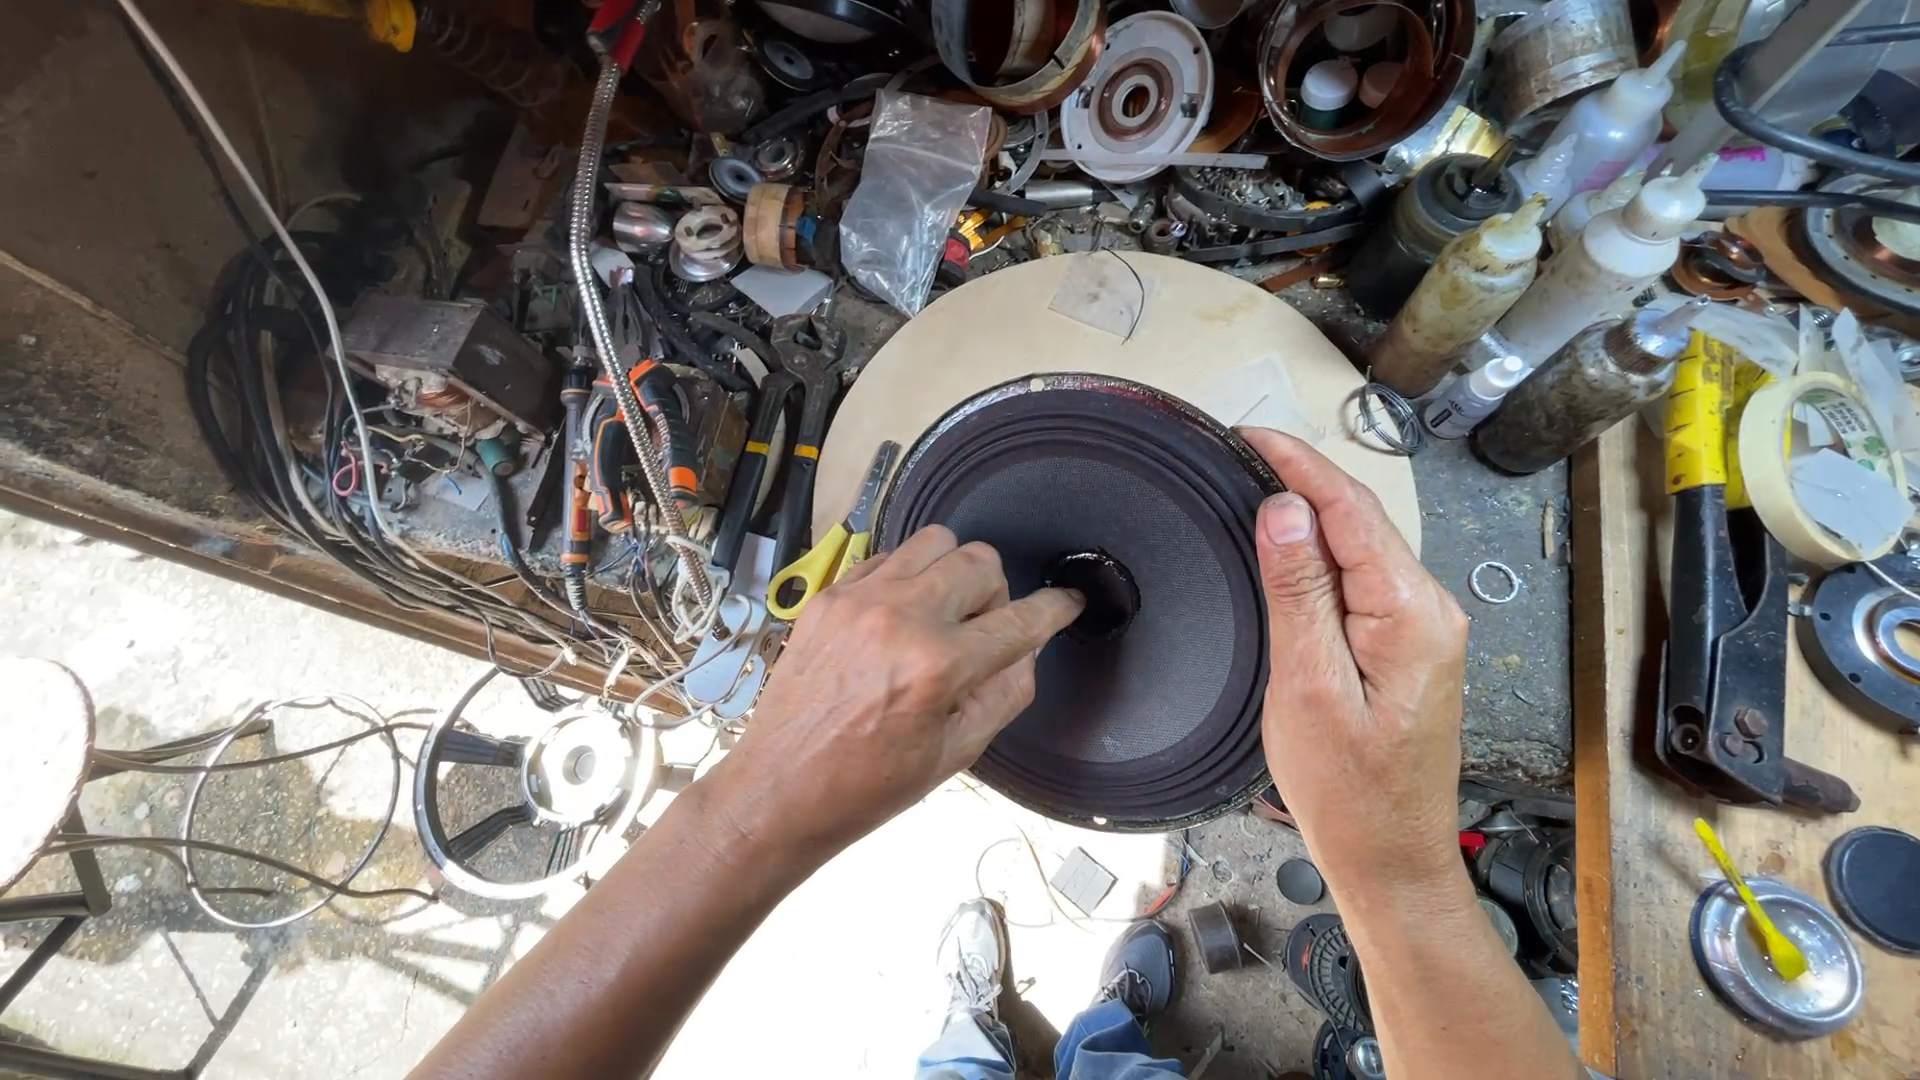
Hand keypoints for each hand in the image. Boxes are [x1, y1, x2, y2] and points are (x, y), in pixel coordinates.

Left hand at [710, 525, 1084, 855]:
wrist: (780, 787)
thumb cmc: (871, 785)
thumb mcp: (957, 752)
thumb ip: (1007, 691)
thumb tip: (1028, 646)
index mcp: (938, 666)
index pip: (1019, 621)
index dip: (1054, 609)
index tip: (1067, 602)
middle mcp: (900, 617)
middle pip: (980, 560)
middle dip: (997, 592)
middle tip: (980, 630)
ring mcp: (859, 599)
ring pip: (934, 541)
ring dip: (953, 571)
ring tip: (940, 614)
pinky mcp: (828, 596)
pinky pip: (888, 557)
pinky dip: (908, 578)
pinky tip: (898, 618)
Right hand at [1240, 429, 1468, 891]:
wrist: (1387, 854)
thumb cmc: (1346, 786)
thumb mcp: (1308, 686)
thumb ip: (1299, 593)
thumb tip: (1283, 512)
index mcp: (1410, 614)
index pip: (1350, 512)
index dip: (1299, 465)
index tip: (1250, 435)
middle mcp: (1428, 609)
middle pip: (1360, 521)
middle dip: (1302, 479)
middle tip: (1239, 454)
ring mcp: (1420, 626)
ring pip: (1359, 546)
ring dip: (1309, 511)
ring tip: (1254, 485)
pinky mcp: (1404, 643)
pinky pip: (1359, 576)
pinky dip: (1320, 549)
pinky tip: (1288, 543)